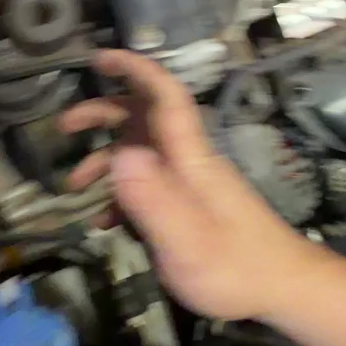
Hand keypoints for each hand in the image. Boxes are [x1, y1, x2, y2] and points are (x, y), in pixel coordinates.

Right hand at [60, 51, 331, 321]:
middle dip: (104, 113)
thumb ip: (152, 198)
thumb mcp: (186, 241)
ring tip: (73, 185)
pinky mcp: (192, 204)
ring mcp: (192, 181)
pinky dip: (124, 196)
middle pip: (146, 118)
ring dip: (107, 160)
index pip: (166, 94)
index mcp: (191, 156)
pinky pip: (151, 186)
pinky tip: (104, 225)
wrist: (281, 286)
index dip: (136, 69)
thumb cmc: (235, 267)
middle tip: (64, 125)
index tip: (99, 58)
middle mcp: (190, 159)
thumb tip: (119, 154)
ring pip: (144, 152)